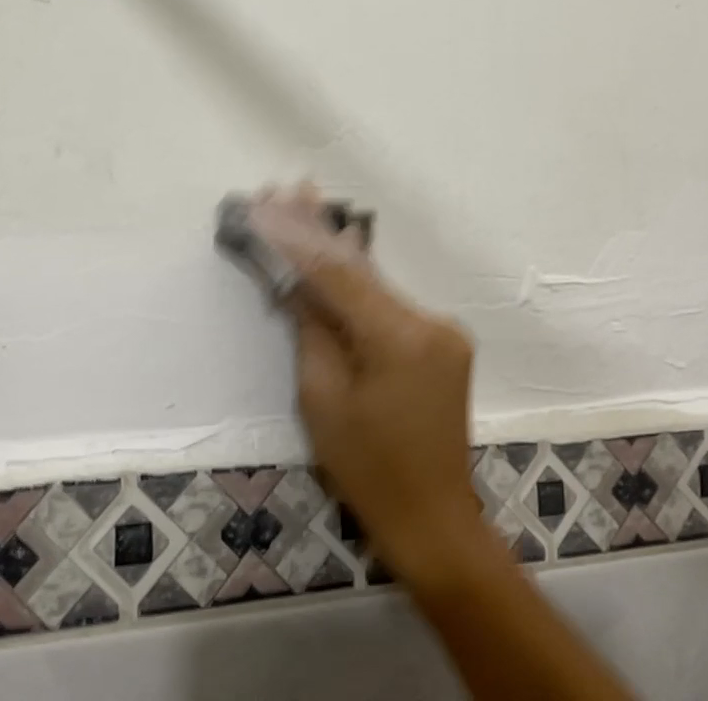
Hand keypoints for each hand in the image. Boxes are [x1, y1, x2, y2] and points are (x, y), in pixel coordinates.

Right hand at [247, 186, 481, 585]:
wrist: (432, 518)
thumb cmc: (366, 468)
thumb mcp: (321, 396)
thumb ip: (311, 327)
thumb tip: (293, 279)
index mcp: (400, 338)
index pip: (337, 273)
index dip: (297, 238)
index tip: (265, 205)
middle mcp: (431, 322)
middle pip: (360, 269)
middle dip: (317, 231)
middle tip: (282, 188)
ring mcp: (443, 331)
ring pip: (375, 283)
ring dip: (335, 252)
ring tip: (301, 204)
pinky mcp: (441, 343)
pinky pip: (388, 304)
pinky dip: (356, 283)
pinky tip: (334, 247)